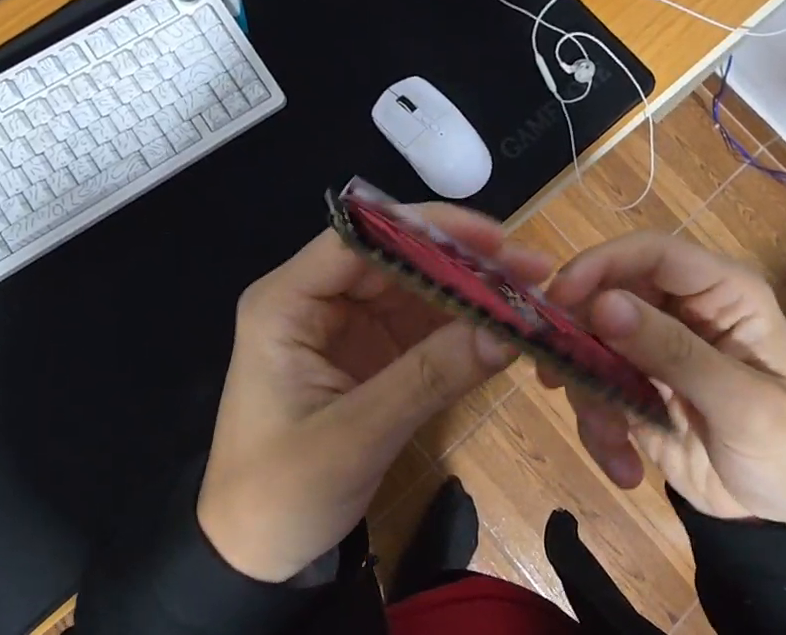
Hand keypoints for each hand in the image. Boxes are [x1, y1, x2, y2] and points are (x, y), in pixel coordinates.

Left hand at [196, 206, 549, 581]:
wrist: (253, 557)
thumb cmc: (282, 494)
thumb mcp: (356, 436)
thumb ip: (430, 377)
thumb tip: (511, 332)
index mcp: (285, 302)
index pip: (360, 238)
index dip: (427, 228)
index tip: (494, 238)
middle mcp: (315, 299)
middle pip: (394, 255)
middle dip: (461, 258)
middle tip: (531, 268)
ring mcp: (345, 324)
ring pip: (414, 285)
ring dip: (470, 287)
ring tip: (532, 291)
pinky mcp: (369, 352)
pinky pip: (421, 323)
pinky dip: (462, 323)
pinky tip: (504, 323)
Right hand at [537, 233, 785, 528]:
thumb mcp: (744, 405)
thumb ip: (675, 352)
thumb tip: (602, 305)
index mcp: (723, 293)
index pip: (652, 253)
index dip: (601, 264)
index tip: (558, 300)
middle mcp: (682, 310)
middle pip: (607, 294)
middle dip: (580, 340)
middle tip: (559, 379)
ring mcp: (655, 350)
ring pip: (590, 345)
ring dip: (589, 394)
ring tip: (615, 443)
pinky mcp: (635, 387)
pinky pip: (594, 391)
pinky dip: (598, 428)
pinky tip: (626, 467)